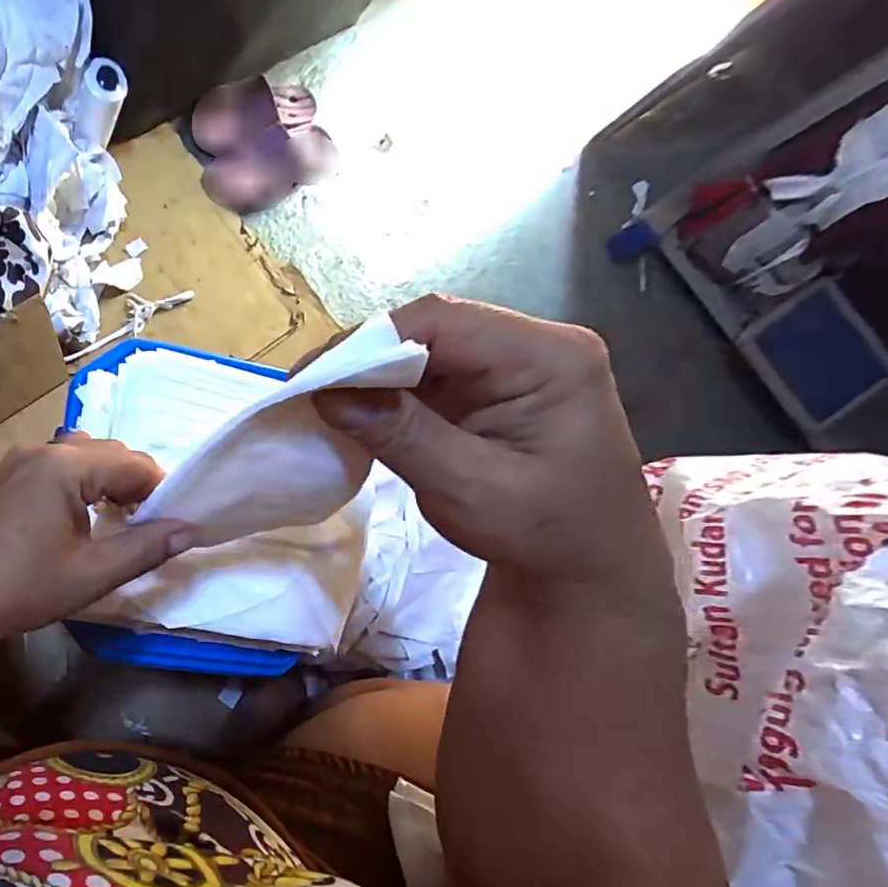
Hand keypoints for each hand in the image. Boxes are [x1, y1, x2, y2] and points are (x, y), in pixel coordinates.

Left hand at [0, 435, 199, 647]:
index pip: (132, 463)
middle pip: (108, 453)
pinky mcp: (7, 475)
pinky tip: (81, 516)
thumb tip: (191, 529)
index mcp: (63, 466)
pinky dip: (79, 482)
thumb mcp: (92, 574)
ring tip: (117, 522)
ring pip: (82, 456)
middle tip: (147, 527)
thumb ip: (145, 547)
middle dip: (134, 484)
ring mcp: (19, 460)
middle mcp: (41, 451)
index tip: (173, 522)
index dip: (160, 490)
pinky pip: (57, 466)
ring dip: (106, 481)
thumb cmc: (23, 589)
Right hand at [307, 295, 662, 587]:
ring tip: (318, 400)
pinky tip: (351, 411)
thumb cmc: (541, 530)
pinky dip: (380, 392)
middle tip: (304, 390)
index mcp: (545, 357)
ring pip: (417, 349)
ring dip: (365, 374)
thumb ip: (401, 434)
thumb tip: (327, 395)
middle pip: (426, 328)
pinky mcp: (483, 390)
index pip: (441, 321)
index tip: (311, 377)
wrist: (582, 565)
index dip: (368, 341)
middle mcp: (529, 347)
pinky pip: (421, 376)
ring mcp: (505, 367)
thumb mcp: (467, 485)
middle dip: (361, 356)